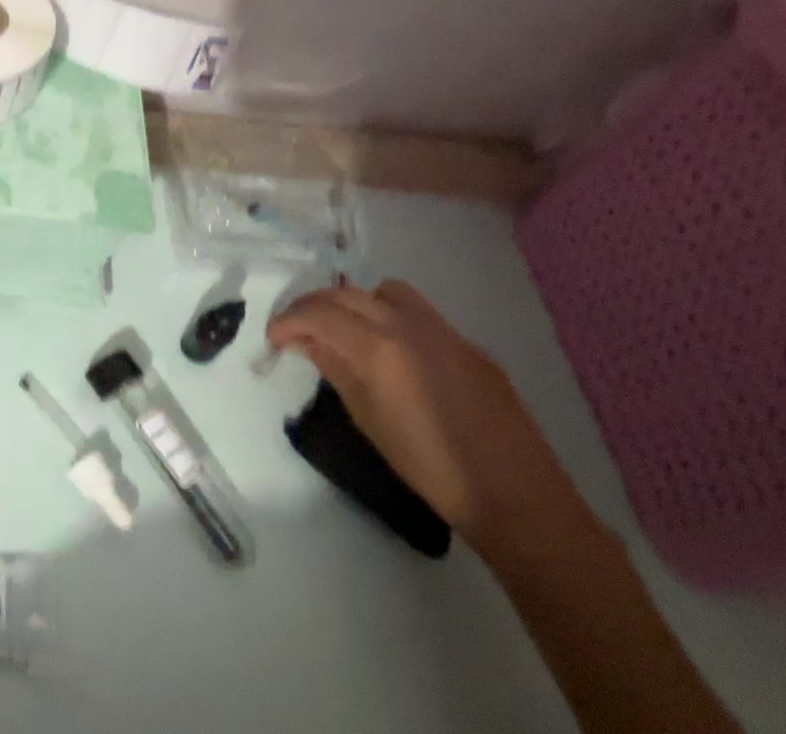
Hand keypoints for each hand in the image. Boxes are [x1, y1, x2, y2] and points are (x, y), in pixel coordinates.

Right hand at [267, 280, 595, 556]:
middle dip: (314, 306)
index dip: (288, 321)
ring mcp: (446, 332)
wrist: (511, 492)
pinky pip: (418, 314)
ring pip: (387, 293)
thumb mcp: (367, 417)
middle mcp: (411, 326)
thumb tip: (307, 342)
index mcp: (381, 348)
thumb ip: (336, 369)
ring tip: (342, 333)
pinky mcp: (468, 345)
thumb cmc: (427, 464)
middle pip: (349, 294)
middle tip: (296, 331)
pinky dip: (389, 318)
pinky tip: (387, 354)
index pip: (320, 314)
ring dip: (356, 303)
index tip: (273, 338)